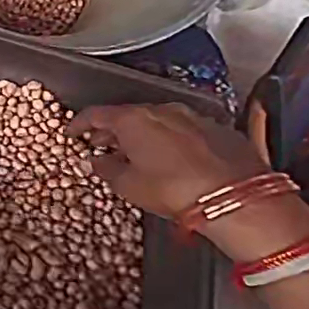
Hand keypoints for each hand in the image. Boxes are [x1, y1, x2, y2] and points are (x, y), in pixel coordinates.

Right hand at [65, 103, 267, 217]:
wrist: (235, 197)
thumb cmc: (175, 189)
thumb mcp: (127, 185)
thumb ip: (107, 168)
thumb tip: (98, 161)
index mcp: (133, 120)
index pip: (96, 114)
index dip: (80, 123)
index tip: (73, 132)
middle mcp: (163, 111)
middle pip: (128, 115)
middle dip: (112, 130)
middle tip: (101, 145)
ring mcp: (193, 117)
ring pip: (157, 120)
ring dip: (142, 134)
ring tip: (135, 154)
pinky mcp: (218, 129)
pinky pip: (183, 129)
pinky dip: (169, 140)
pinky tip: (169, 159)